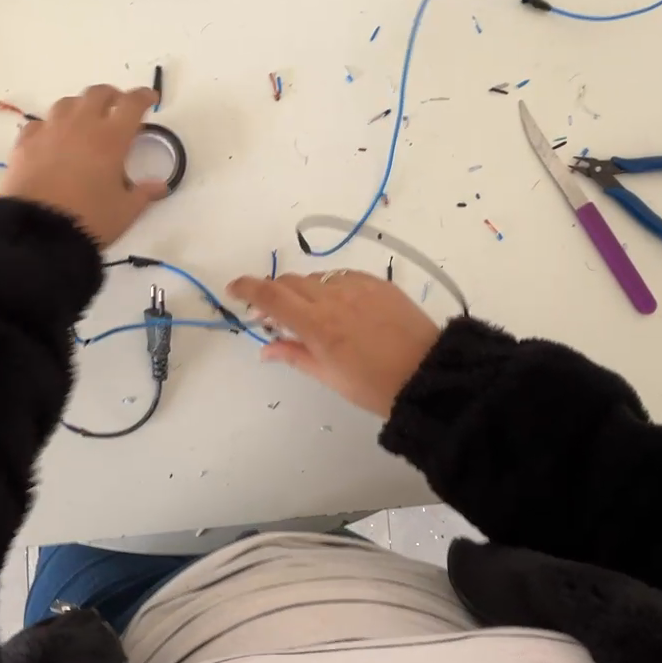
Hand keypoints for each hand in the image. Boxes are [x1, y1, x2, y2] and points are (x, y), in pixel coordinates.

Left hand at [4, 84, 166, 248]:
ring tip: (85, 120)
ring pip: (67, 103)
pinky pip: (40, 124)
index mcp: (111, 138)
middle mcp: (80, 125)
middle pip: (97, 94)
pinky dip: (51, 126)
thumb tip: (160, 186)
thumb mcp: (125, 211)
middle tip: (118, 107)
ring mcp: (49, 131)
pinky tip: (52, 139)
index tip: (150, 98)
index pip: (132, 104)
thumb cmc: (89, 219)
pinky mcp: (25, 144)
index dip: (143, 96)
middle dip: (112, 96)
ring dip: (81, 106)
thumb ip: (143, 194)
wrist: (38, 231)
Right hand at [226, 271, 440, 416]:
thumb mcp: (329, 376)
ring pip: (316, 278)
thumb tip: (265, 348)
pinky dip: (331, 288)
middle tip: (272, 314)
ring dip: (303, 292)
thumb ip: (294, 355)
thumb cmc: (374, 386)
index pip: (270, 296)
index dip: (246, 288)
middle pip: (289, 282)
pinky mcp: (377, 283)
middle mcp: (332, 298)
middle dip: (274, 293)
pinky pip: (343, 277)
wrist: (428, 374)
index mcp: (316, 325)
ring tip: (311, 314)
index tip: (233, 289)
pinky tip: (339, 306)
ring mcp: (357, 286)